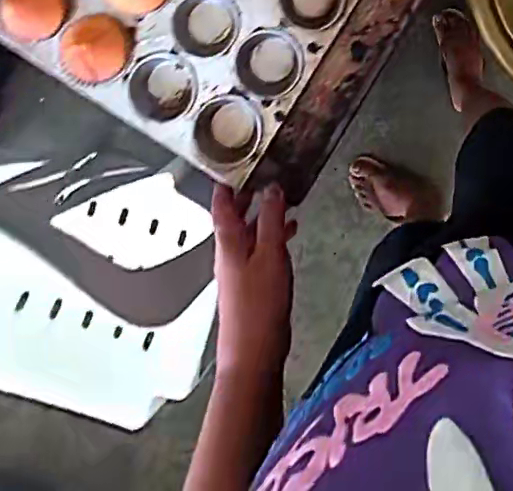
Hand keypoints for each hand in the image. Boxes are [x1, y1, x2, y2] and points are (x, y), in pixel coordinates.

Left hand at [210, 184, 294, 377]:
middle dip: (249, 191)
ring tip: (284, 193)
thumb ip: (272, 219)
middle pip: (234, 213)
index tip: (238, 155)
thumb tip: (272, 188)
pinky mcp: (251, 281)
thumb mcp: (271, 255)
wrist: (253, 357)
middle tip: (267, 168)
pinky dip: (271, 231)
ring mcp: (239, 267)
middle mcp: (229, 250)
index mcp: (227, 241)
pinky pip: (259, 245)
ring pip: (249, 228)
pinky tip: (290, 228)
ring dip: (263, 210)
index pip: (222, 201)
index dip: (227, 178)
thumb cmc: (260, 305)